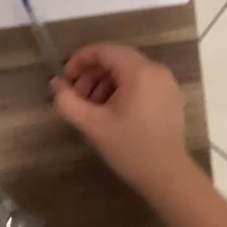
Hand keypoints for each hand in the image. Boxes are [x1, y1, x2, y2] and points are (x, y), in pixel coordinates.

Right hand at [49, 43, 191, 197]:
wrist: (167, 176)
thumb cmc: (130, 148)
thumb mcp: (93, 125)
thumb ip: (68, 101)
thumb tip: (55, 83)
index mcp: (139, 71)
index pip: (104, 50)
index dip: (80, 60)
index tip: (66, 79)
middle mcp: (156, 70)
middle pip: (116, 59)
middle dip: (92, 74)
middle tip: (77, 97)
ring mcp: (167, 83)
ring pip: (128, 71)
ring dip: (105, 83)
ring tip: (92, 108)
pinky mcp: (170, 97)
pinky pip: (141, 82)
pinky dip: (122, 89)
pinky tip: (112, 112)